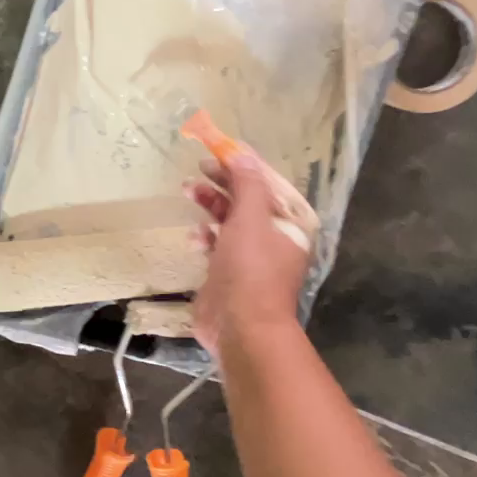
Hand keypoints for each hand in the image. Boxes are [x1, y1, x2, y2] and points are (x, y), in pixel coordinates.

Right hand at [186, 149, 313, 357]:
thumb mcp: (250, 218)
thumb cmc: (251, 268)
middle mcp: (273, 237)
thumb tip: (240, 153)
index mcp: (289, 223)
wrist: (242, 327)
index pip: (267, 183)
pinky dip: (205, 235)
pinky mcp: (228, 272)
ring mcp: (250, 256)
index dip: (243, 165)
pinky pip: (217, 244)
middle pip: (246, 198)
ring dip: (210, 204)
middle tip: (198, 168)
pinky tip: (194, 235)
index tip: (218, 150)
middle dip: (222, 182)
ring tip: (187, 191)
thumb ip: (246, 183)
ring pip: (229, 219)